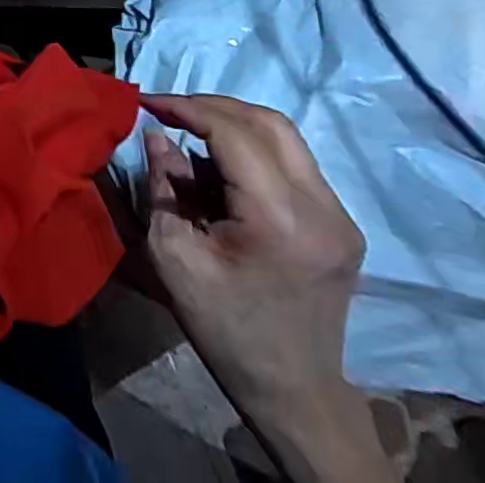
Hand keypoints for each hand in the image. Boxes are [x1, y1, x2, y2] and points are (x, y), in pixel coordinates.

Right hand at [142, 94, 390, 481]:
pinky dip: (248, 147)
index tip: (144, 102)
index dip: (186, 107)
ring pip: (286, 138)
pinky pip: (292, 163)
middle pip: (271, 123)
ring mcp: (340, 216)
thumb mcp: (171, 251)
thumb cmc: (219, 320)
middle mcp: (323, 209)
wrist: (289, 382)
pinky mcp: (339, 224)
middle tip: (164, 107)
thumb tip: (157, 137)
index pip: (234, 133)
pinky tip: (214, 162)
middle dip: (211, 104)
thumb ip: (163, 185)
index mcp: (280, 218)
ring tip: (184, 127)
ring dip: (231, 122)